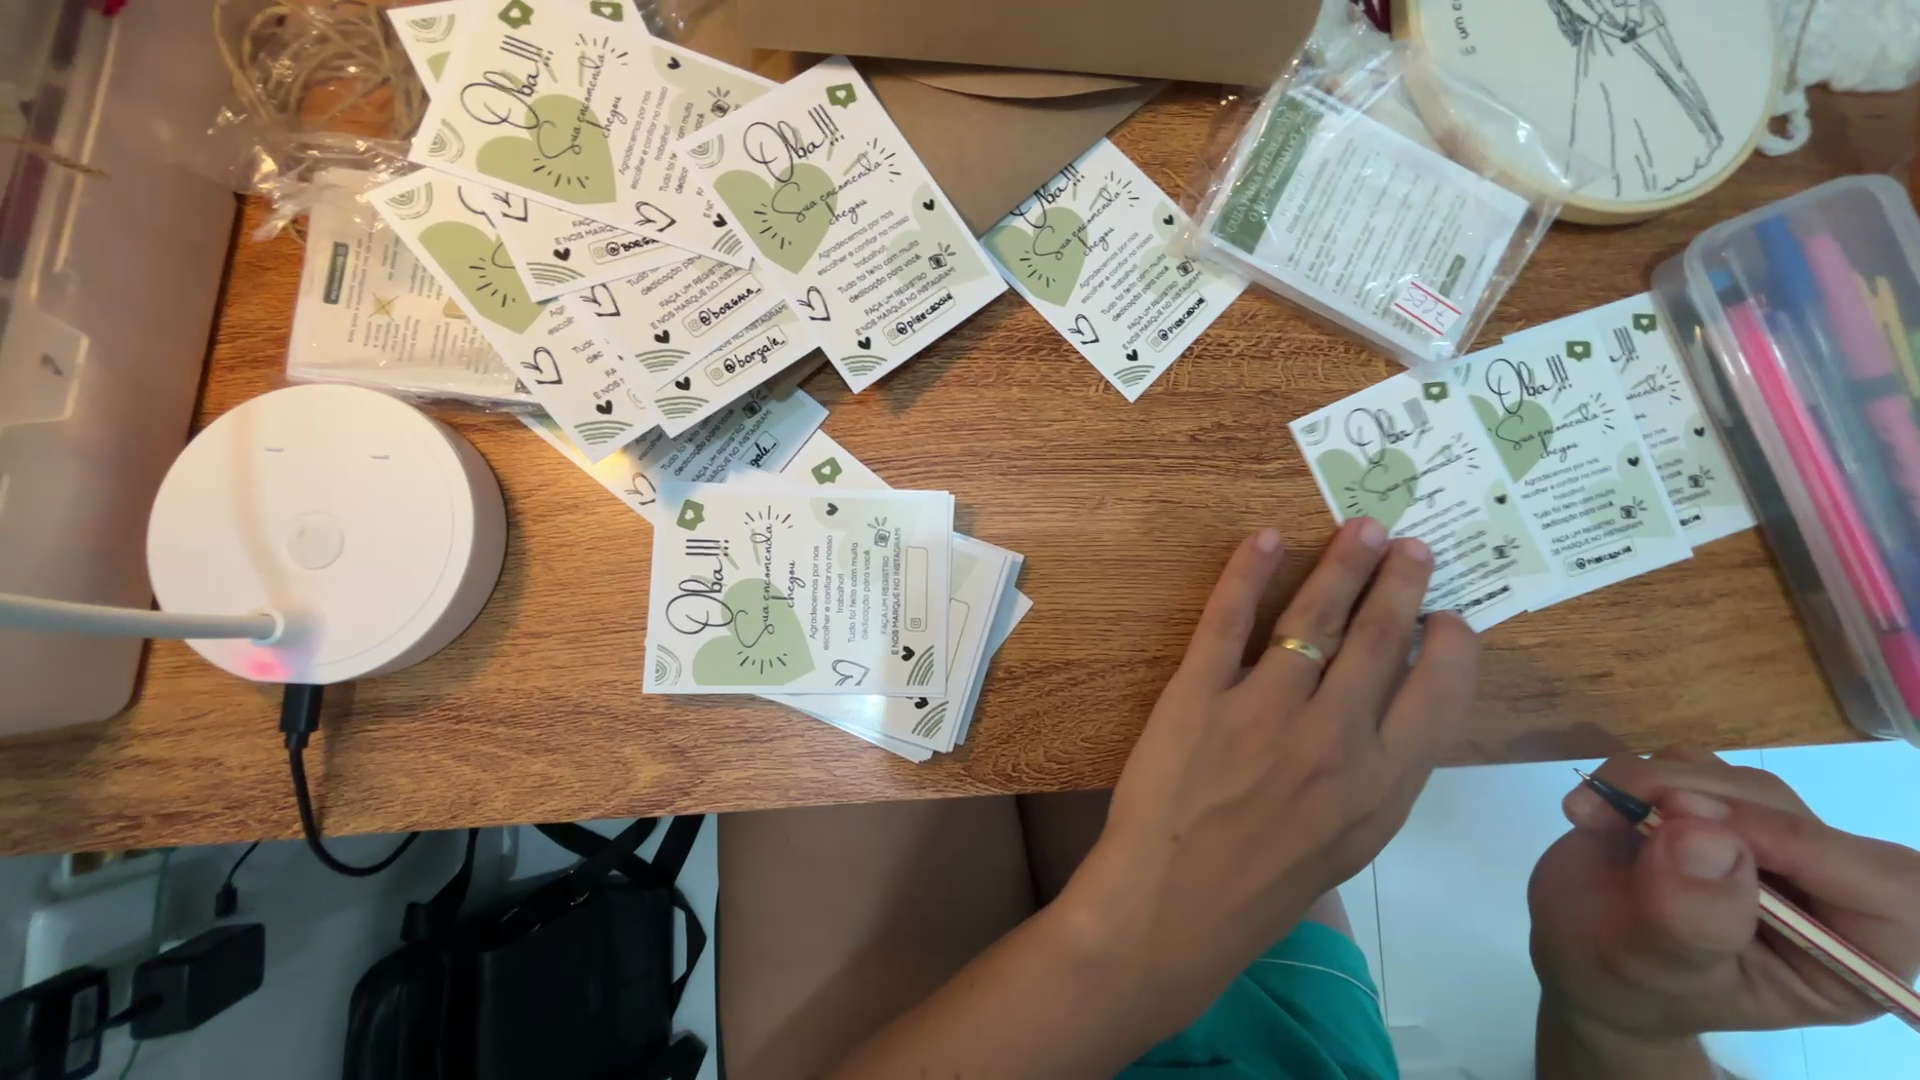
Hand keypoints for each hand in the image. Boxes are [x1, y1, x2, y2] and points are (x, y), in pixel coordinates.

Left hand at [1061, 519, 1481, 1017]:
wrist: (1177, 900)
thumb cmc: (1268, 880)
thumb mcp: (1353, 841)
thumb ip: (1382, 773)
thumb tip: (1402, 707)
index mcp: (1382, 781)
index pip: (1438, 692)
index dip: (1449, 645)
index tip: (1447, 615)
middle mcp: (1333, 738)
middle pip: (1377, 639)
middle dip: (1398, 584)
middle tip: (1411, 544)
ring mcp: (1262, 710)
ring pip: (1312, 618)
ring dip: (1341, 566)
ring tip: (1361, 530)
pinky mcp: (1197, 694)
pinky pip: (1227, 620)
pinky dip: (1247, 573)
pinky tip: (1266, 539)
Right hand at [1529, 750, 1919, 1042]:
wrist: (1579, 962)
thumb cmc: (1624, 984)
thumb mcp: (1652, 965)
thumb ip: (1687, 915)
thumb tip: (1703, 835)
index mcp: (1847, 954)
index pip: (1884, 884)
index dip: (1801, 843)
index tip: (1692, 823)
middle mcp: (1820, 892)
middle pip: (1791, 814)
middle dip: (1698, 801)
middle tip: (1617, 814)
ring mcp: (1761, 845)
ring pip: (1734, 779)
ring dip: (1651, 781)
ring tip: (1590, 818)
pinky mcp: (1706, 811)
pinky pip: (1686, 764)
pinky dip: (1627, 776)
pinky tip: (1593, 812)